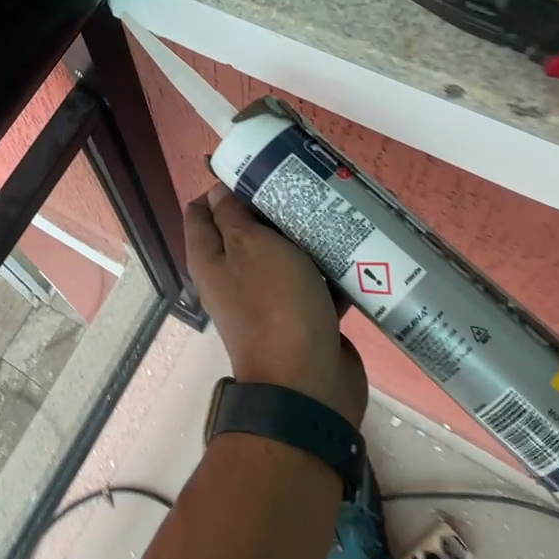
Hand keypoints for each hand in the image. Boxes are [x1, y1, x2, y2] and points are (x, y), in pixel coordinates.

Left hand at [186, 185, 366, 425]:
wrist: (307, 385)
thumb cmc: (275, 305)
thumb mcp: (250, 246)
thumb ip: (234, 216)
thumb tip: (219, 192)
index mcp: (210, 258)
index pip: (202, 210)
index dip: (224, 187)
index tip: (261, 172)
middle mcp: (234, 277)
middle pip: (248, 230)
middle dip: (275, 209)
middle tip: (307, 189)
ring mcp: (268, 299)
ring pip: (286, 256)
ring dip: (308, 239)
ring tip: (336, 212)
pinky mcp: (303, 318)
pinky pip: (315, 285)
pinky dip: (331, 273)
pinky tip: (356, 252)